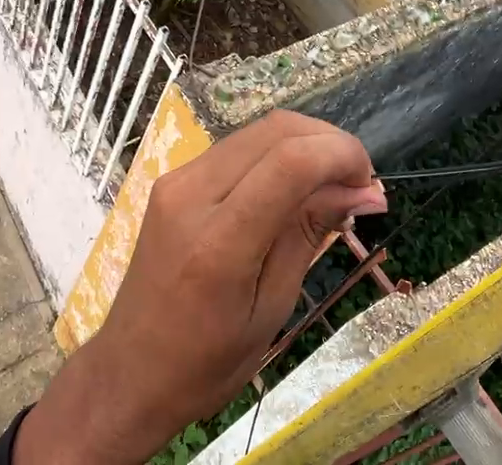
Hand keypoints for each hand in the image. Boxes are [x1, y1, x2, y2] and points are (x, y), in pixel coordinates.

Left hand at [13, 110, 383, 464]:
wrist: (130, 369)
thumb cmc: (206, 362)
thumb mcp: (271, 307)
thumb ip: (309, 234)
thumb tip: (363, 190)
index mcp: (218, 241)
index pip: (288, 162)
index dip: (341, 155)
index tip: (371, 183)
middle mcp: (191, 194)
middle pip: (274, 131)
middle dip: (328, 143)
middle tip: (359, 183)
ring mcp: (176, 180)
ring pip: (255, 131)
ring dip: (303, 144)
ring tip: (333, 185)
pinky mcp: (171, 179)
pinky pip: (234, 148)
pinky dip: (274, 153)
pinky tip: (294, 185)